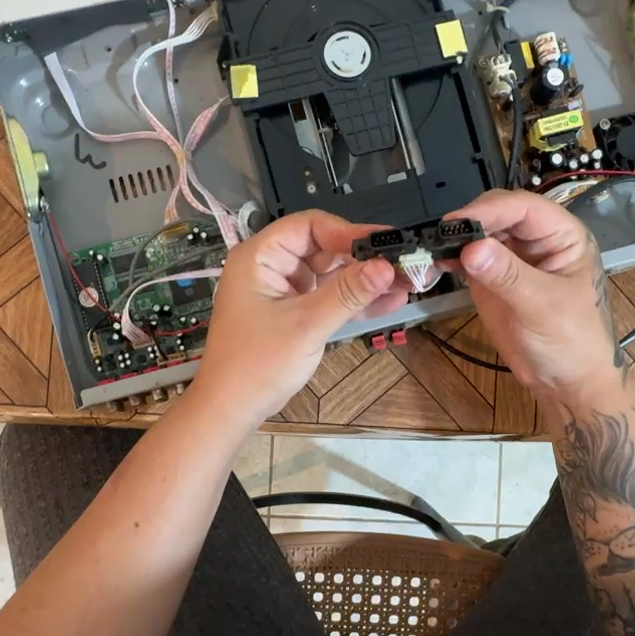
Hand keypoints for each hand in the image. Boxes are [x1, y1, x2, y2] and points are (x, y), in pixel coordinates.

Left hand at [193, 211, 408, 423]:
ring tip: (405, 283)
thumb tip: (385, 266)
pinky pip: (327, 298)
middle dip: (363, 258)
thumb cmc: (255, 366)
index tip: (385, 244)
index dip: (349, 232)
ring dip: (364, 281)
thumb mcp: (306, 325)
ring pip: (329, 274)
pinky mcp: (292, 313)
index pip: (310, 226)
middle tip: (403, 265)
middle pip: (323, 248)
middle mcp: (269, 267)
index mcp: (259, 257)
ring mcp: (281, 291)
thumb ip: (347, 294)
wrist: (230, 409)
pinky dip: (352, 301)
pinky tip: (387, 301)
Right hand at [448, 190, 622, 403]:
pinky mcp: (493, 280)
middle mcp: (537, 240)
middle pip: (499, 214)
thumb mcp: (542, 306)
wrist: (566, 382)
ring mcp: (513, 260)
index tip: (458, 221)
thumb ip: (508, 275)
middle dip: (471, 221)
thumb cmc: (571, 342)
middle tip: (442, 237)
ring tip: (433, 249)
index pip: (524, 208)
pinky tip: (437, 262)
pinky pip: (470, 259)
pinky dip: (453, 258)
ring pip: (480, 234)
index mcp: (562, 236)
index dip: (491, 210)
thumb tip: (471, 248)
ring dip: (457, 239)